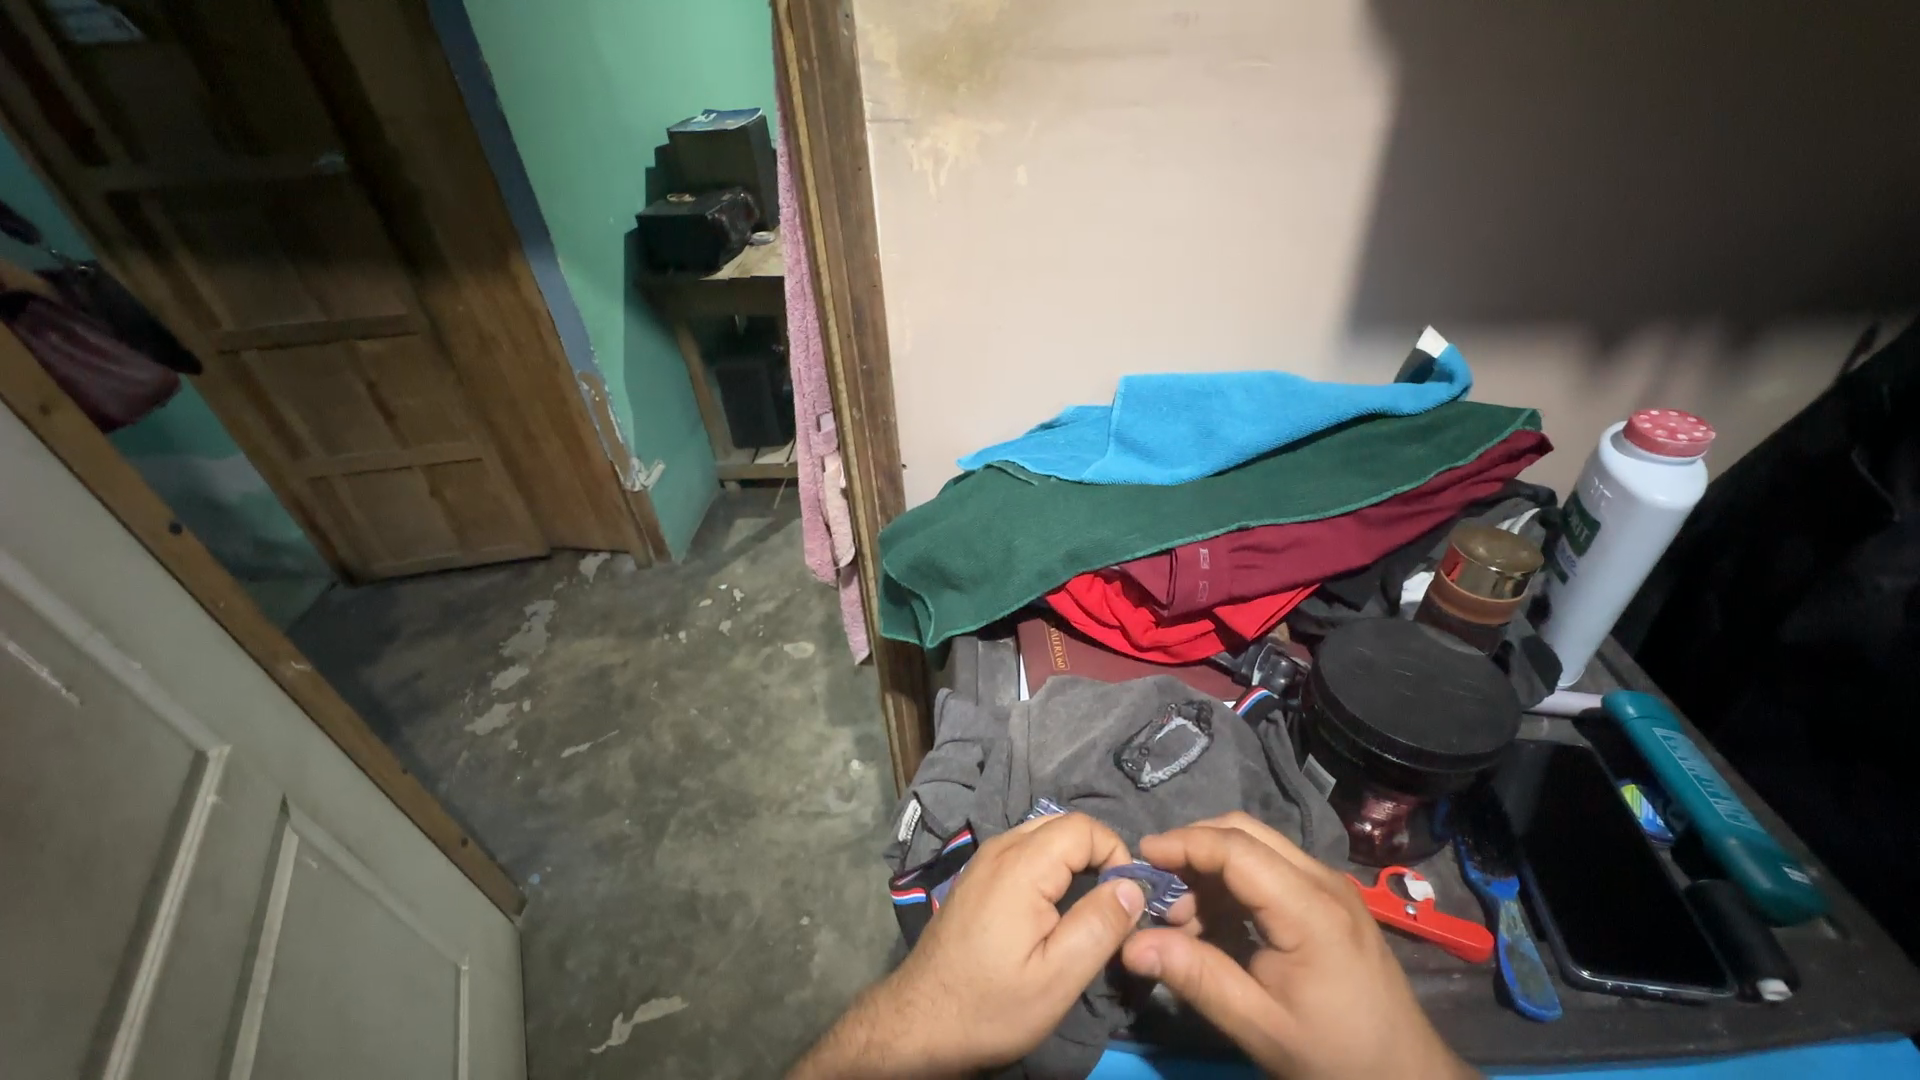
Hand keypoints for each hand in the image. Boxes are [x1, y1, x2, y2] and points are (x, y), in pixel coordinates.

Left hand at [789, 813, 1145, 1078]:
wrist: (920, 1021)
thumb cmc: (990, 1004)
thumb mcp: (1057, 977)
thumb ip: (1099, 925)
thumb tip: (1132, 885)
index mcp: (1021, 864)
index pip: (1083, 827)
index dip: (1115, 853)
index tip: (1125, 899)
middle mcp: (1000, 848)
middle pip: (1063, 825)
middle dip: (1097, 855)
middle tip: (1111, 904)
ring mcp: (984, 860)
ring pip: (1043, 836)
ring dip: (1073, 861)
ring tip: (1086, 909)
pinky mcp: (977, 877)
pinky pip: (1023, 852)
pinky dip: (1049, 867)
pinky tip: (1052, 909)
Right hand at [1123, 813, 1475, 1079]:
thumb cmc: (1336, 1057)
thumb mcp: (1260, 1026)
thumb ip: (1196, 977)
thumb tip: (1131, 945)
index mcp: (1310, 909)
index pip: (1235, 848)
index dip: (1183, 845)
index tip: (1140, 858)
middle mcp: (1322, 880)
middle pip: (1244, 831)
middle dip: (1192, 847)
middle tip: (1158, 887)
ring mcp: (1329, 885)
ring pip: (1256, 843)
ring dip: (1211, 864)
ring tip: (1182, 915)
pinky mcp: (1329, 896)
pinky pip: (1270, 864)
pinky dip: (1232, 878)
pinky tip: (1215, 919)